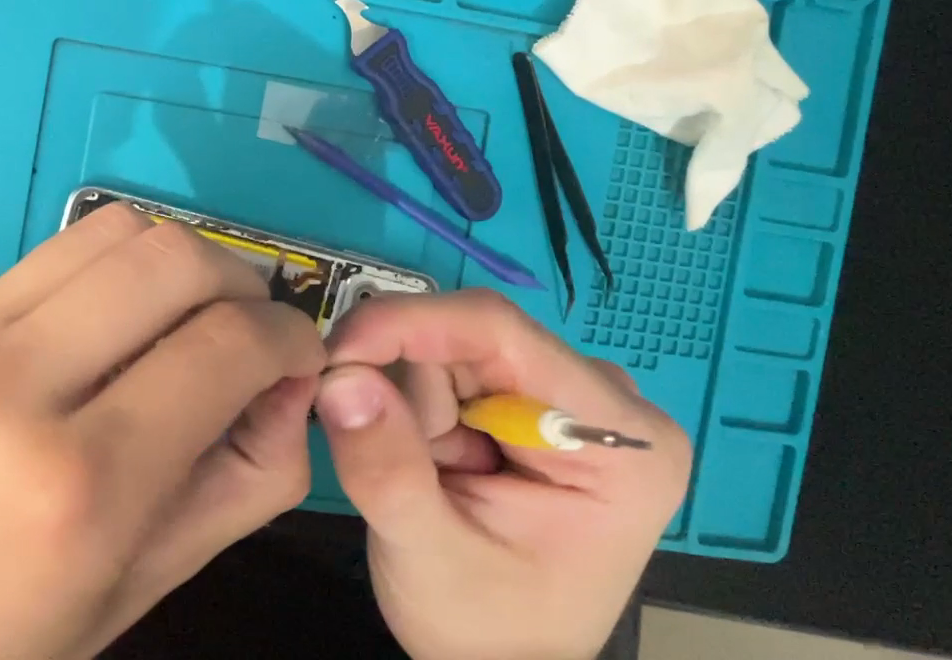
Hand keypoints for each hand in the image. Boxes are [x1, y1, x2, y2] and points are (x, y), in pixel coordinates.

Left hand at [0, 204, 323, 659]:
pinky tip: (93, 335)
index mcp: (78, 481)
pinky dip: (101, 279)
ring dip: (173, 260)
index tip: (298, 352)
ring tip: (181, 316)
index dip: (289, 337)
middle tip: (247, 326)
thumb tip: (291, 376)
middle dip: (239, 279)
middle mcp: (13, 382)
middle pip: (169, 255)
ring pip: (112, 228)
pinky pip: (53, 255)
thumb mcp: (152, 579)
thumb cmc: (12, 627)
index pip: (225, 348)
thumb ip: (248, 476)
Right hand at [314, 289, 691, 659]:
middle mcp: (604, 400)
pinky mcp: (532, 398)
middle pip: (468, 335)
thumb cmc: (483, 626)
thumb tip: (340, 376)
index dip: (407, 325)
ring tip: (424, 472)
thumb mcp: (427, 555)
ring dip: (408, 398)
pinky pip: (447, 363)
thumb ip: (387, 469)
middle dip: (406, 385)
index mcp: (617, 441)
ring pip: (449, 344)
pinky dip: (414, 402)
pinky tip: (430, 456)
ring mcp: (568, 395)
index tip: (334, 354)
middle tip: (394, 457)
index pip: (500, 333)